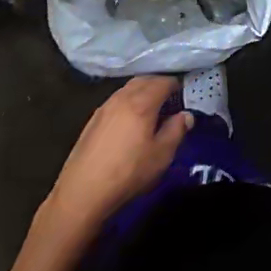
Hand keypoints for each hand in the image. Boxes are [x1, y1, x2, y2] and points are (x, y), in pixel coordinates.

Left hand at [40, 77, 191, 237]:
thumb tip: (186, 115)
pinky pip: (116, 100)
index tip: (184, 93)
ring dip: (142, 91)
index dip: (175, 85)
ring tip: (152, 108)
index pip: (162, 82)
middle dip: (158, 84)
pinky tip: (131, 120)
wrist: (84, 189)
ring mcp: (104, 107)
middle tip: (171, 97)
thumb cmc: (129, 172)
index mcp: (141, 103)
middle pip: (143, 81)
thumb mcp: (161, 155)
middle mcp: (121, 98)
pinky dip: (128, 101)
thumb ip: (176, 130)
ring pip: (127, 89)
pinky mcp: (93, 119)